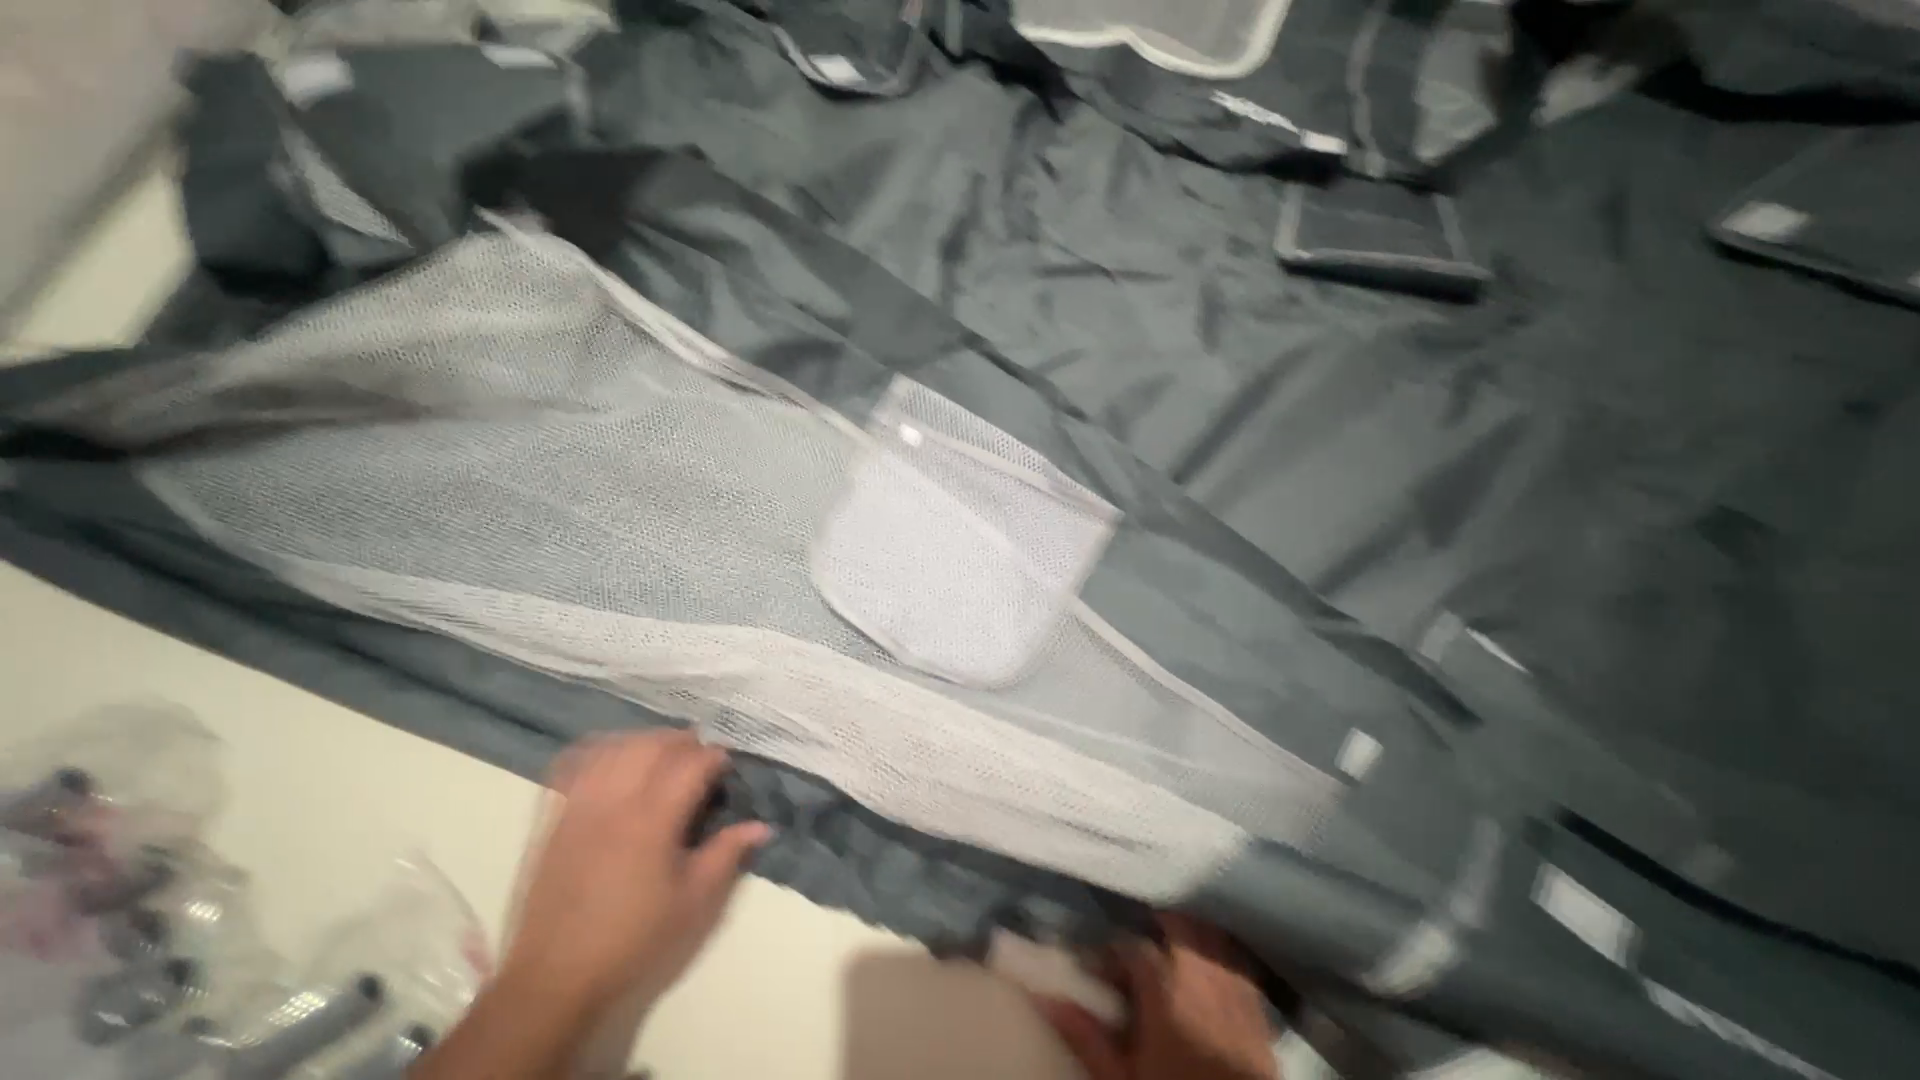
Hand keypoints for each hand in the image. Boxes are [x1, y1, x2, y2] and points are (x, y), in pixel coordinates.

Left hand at [499, 731, 770, 1012]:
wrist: (555, 976)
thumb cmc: (633, 940)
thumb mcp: (693, 903)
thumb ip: (726, 854)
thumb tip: (761, 826)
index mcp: (652, 821)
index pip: (691, 765)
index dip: (715, 758)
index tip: (728, 768)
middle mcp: (614, 801)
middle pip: (652, 745)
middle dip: (682, 742)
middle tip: (700, 758)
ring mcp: (578, 805)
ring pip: (614, 747)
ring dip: (644, 741)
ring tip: (663, 754)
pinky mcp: (554, 817)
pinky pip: (575, 764)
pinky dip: (600, 750)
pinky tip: (614, 756)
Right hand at [1033, 913, 1279, 1079]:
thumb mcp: (1122, 1077)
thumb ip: (1086, 1036)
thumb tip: (1044, 998)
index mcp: (1164, 987)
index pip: (1130, 947)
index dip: (1110, 953)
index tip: (1096, 969)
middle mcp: (1202, 974)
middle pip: (1180, 924)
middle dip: (1157, 922)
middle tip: (1138, 938)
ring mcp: (1235, 985)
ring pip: (1212, 936)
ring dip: (1191, 932)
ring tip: (1172, 945)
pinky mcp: (1258, 1004)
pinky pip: (1238, 961)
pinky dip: (1220, 954)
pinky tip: (1209, 968)